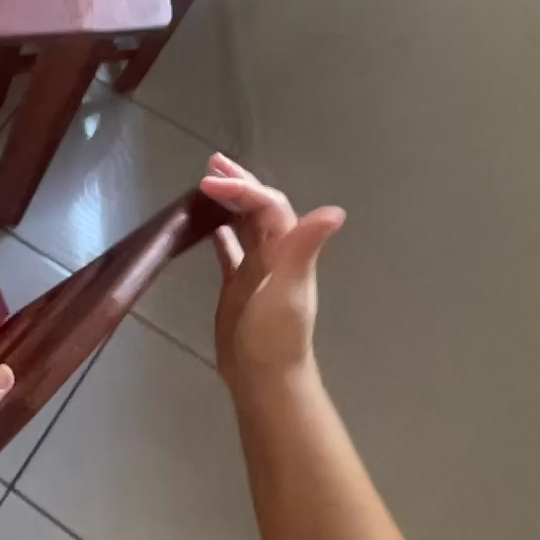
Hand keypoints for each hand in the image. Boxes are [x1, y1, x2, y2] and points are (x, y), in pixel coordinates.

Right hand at [200, 154, 344, 391]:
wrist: (264, 376)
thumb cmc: (274, 336)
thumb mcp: (288, 291)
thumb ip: (305, 250)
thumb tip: (334, 212)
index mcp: (286, 251)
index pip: (267, 206)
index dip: (242, 189)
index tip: (208, 182)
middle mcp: (275, 254)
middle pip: (258, 208)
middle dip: (239, 183)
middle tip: (212, 163)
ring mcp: (256, 270)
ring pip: (244, 225)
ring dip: (229, 202)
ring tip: (207, 184)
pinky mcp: (238, 286)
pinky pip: (229, 251)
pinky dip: (220, 234)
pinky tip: (206, 227)